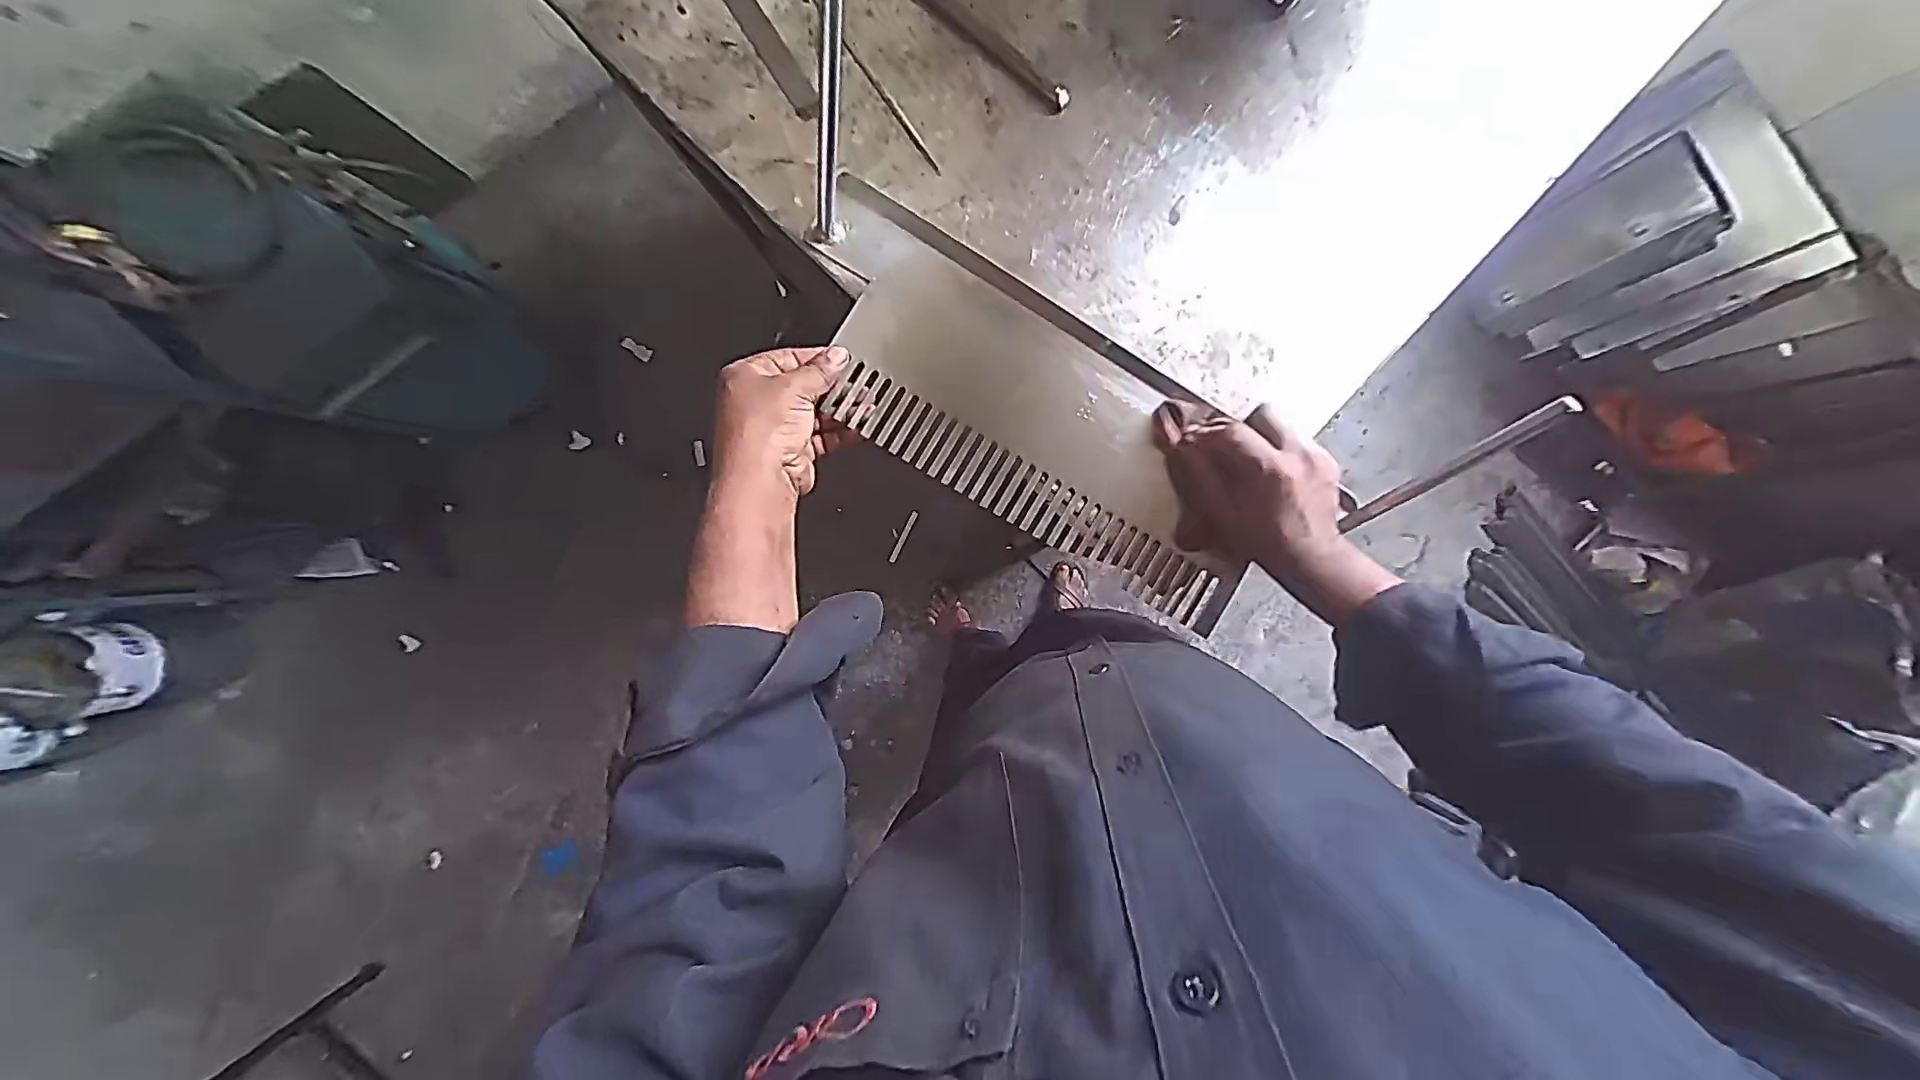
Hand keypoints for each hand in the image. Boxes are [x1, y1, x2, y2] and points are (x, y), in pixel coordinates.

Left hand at [712, 346, 856, 500]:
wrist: (761, 479)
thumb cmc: (757, 434)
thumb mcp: (794, 387)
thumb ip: (820, 371)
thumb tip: (835, 358)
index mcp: (746, 376)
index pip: (788, 358)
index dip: (816, 358)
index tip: (840, 360)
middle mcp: (758, 402)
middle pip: (804, 387)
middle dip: (833, 387)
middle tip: (856, 384)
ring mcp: (775, 428)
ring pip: (815, 413)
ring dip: (841, 410)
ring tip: (863, 405)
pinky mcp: (792, 450)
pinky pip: (821, 436)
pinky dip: (840, 431)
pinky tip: (857, 425)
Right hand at [1152, 403, 1399, 625]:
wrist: (1307, 557)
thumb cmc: (1267, 543)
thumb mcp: (1220, 512)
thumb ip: (1199, 475)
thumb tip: (1183, 449)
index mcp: (1267, 468)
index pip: (1229, 430)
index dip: (1204, 432)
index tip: (1192, 438)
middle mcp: (1296, 456)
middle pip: (1259, 414)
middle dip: (1234, 426)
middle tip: (1218, 442)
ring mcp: (1314, 457)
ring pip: (1279, 424)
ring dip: (1256, 436)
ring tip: (1245, 458)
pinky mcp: (1325, 462)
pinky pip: (1296, 441)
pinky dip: (1277, 450)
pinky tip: (1268, 471)